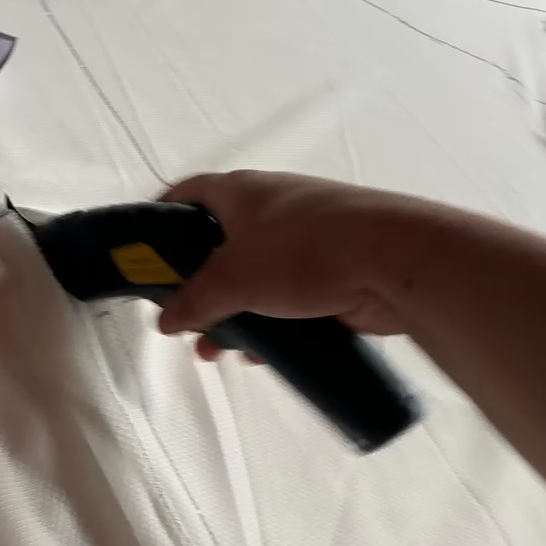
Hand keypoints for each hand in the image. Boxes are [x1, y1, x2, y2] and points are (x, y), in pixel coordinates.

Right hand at [154, 172, 431, 358]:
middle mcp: (272, 205)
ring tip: (219, 348)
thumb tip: (164, 324)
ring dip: (233, 310)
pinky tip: (264, 353)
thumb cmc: (300, 253)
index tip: (144, 252)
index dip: (159, 217)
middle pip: (218, 242)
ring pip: (254, 274)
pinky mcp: (337, 265)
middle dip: (197, 284)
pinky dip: (271, 320)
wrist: (401, 261)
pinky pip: (289, 294)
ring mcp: (308, 234)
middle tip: (183, 314)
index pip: (185, 194)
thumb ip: (192, 303)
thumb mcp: (231, 281)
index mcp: (240, 191)